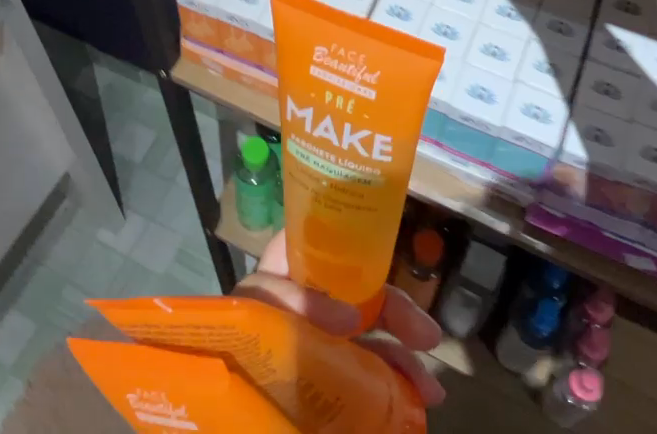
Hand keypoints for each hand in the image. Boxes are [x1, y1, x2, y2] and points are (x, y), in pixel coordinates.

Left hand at [233, 231, 447, 405]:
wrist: (227, 418)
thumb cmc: (228, 350)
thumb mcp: (253, 311)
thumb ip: (293, 301)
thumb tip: (352, 316)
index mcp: (279, 276)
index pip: (314, 242)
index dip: (350, 240)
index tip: (385, 255)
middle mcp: (303, 303)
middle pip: (358, 293)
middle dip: (395, 311)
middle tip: (427, 338)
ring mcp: (317, 342)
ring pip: (370, 337)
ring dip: (404, 357)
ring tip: (430, 389)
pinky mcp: (327, 379)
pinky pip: (366, 374)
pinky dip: (395, 384)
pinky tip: (416, 399)